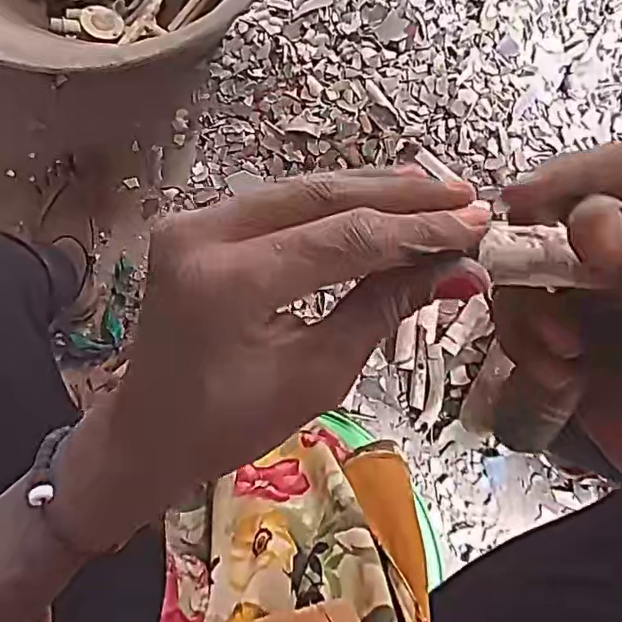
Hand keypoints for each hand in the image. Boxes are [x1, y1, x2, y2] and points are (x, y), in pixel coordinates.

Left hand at [58, 167, 490, 546]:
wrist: (148, 429)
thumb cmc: (227, 425)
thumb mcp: (315, 375)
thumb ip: (381, 309)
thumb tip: (455, 271)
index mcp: (229, 284)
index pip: (342, 238)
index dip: (415, 230)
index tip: (473, 224)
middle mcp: (202, 236)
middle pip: (318, 197)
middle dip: (397, 196)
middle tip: (461, 197)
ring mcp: (191, 224)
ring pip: (297, 192)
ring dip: (365, 192)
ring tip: (431, 193)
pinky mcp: (194, 226)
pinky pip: (274, 206)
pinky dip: (325, 207)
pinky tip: (369, 202)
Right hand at [493, 145, 621, 517]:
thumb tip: (590, 218)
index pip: (619, 173)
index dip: (570, 175)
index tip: (525, 199)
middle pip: (549, 219)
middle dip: (532, 258)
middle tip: (529, 288)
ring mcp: (583, 294)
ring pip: (520, 272)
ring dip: (528, 313)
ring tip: (564, 353)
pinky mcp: (555, 331)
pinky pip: (514, 319)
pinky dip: (525, 346)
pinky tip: (560, 376)